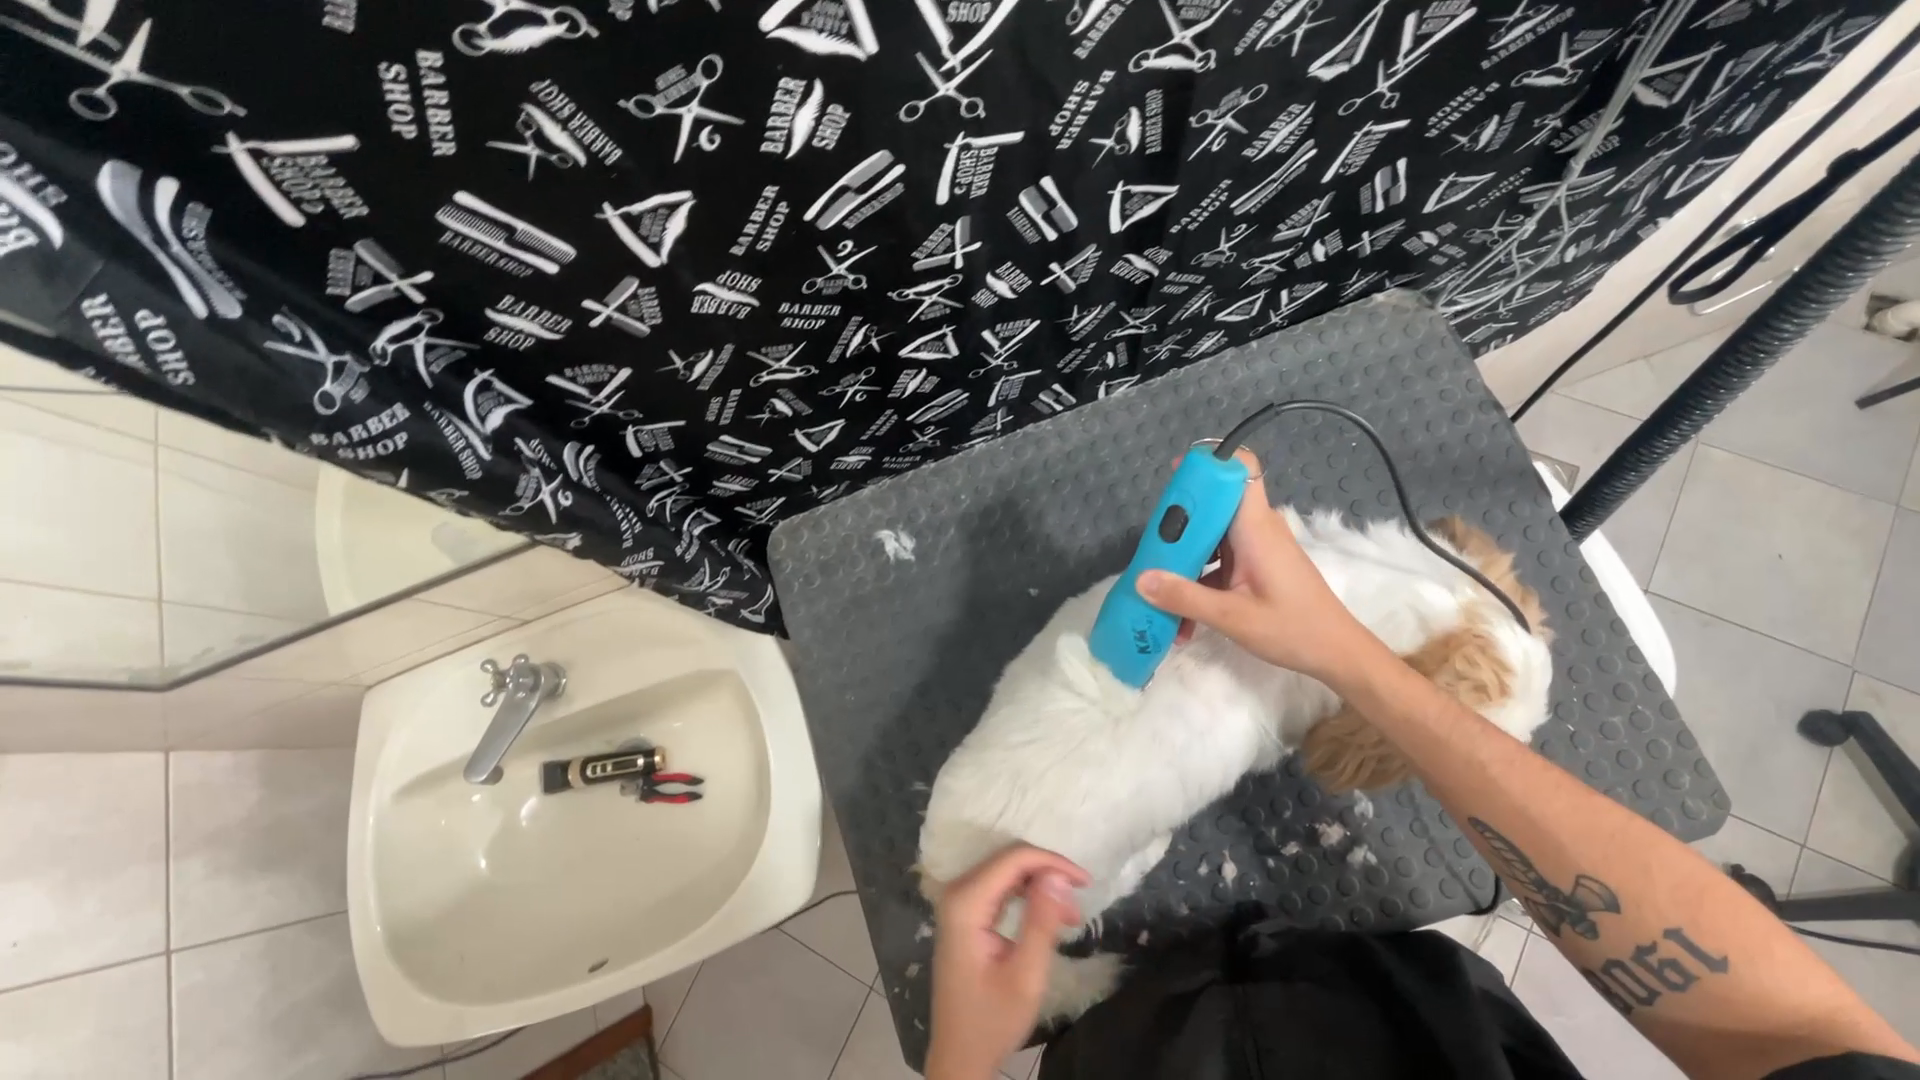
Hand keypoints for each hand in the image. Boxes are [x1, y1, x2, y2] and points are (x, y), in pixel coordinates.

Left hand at [925, 844, 1088, 1079]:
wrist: (959, 1054)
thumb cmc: (992, 1020)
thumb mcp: (1026, 976)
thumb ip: (1041, 921)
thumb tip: (1056, 875)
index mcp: (965, 903)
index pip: (1013, 858)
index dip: (1052, 862)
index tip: (1085, 882)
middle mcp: (956, 892)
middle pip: (1008, 860)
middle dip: (1048, 874)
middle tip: (1078, 904)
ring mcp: (956, 902)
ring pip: (1005, 871)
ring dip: (1040, 885)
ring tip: (1070, 916)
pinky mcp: (962, 913)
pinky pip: (998, 887)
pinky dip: (1026, 894)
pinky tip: (1047, 916)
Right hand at [1137, 474, 1382, 687]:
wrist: (1336, 653)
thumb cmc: (1293, 629)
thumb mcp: (1232, 618)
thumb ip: (1184, 597)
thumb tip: (1140, 580)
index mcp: (1255, 528)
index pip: (1241, 469)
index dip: (1210, 463)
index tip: (1176, 477)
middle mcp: (1255, 529)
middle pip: (1213, 505)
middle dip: (1179, 523)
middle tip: (1151, 548)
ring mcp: (1255, 547)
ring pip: (1211, 536)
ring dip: (1185, 561)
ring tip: (1160, 593)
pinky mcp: (1254, 566)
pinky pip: (1219, 561)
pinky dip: (1199, 581)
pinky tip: (1183, 618)